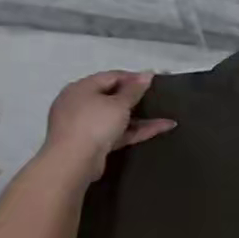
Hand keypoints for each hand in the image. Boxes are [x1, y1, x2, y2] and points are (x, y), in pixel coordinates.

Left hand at [39, 71, 176, 169]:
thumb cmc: (94, 124)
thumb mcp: (119, 104)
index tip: (154, 80)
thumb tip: (147, 74)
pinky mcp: (93, 144)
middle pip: (113, 96)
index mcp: (81, 88)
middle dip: (137, 98)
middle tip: (158, 96)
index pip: (111, 76)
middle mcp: (80, 104)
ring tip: (165, 115)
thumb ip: (135, 89)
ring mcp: (85, 125)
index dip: (134, 77)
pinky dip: (135, 130)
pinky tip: (160, 128)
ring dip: (140, 116)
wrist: (73, 163)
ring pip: (116, 117)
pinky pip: (117, 132)